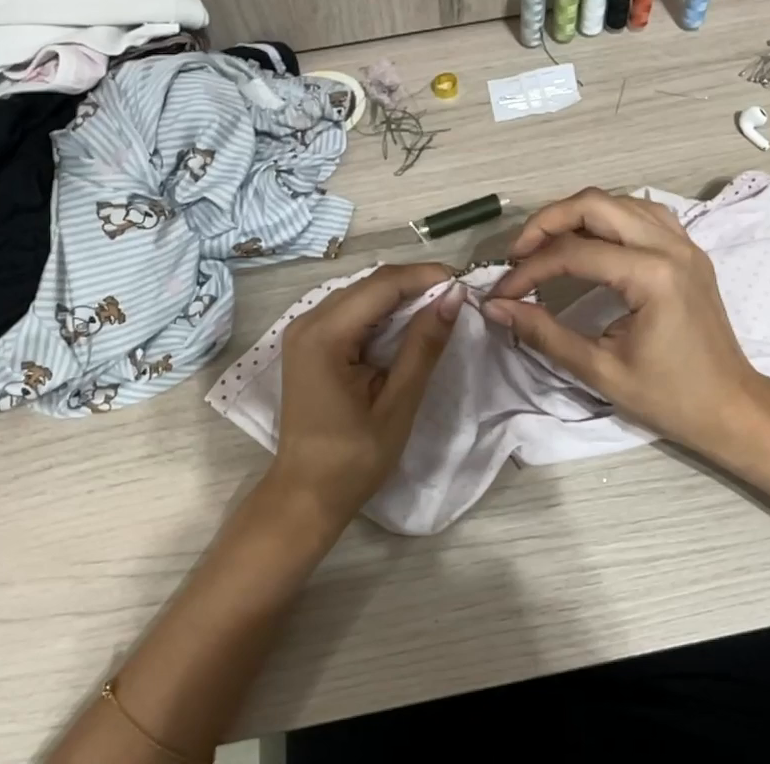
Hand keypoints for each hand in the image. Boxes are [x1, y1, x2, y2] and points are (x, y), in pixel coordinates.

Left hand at [272, 262, 464, 525]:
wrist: (307, 493)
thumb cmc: (353, 458)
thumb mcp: (397, 403)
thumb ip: (423, 347)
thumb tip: (453, 298)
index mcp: (325, 336)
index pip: (381, 285)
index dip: (424, 277)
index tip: (465, 284)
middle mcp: (307, 322)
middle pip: (369, 284)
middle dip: (414, 284)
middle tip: (457, 298)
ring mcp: (304, 331)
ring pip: (360, 294)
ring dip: (399, 297)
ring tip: (440, 308)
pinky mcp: (309, 343)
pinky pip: (350, 312)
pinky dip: (381, 312)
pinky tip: (408, 325)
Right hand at [483, 187, 769, 449]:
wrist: (731, 407)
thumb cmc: (669, 397)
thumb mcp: (599, 370)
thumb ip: (544, 333)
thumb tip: (496, 308)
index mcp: (651, 277)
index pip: (574, 253)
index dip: (529, 270)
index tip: (502, 293)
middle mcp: (670, 247)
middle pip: (594, 204)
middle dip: (546, 222)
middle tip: (517, 254)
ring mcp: (684, 244)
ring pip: (619, 201)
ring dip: (577, 215)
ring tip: (546, 246)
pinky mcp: (689, 251)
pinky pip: (643, 213)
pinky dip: (609, 218)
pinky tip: (590, 240)